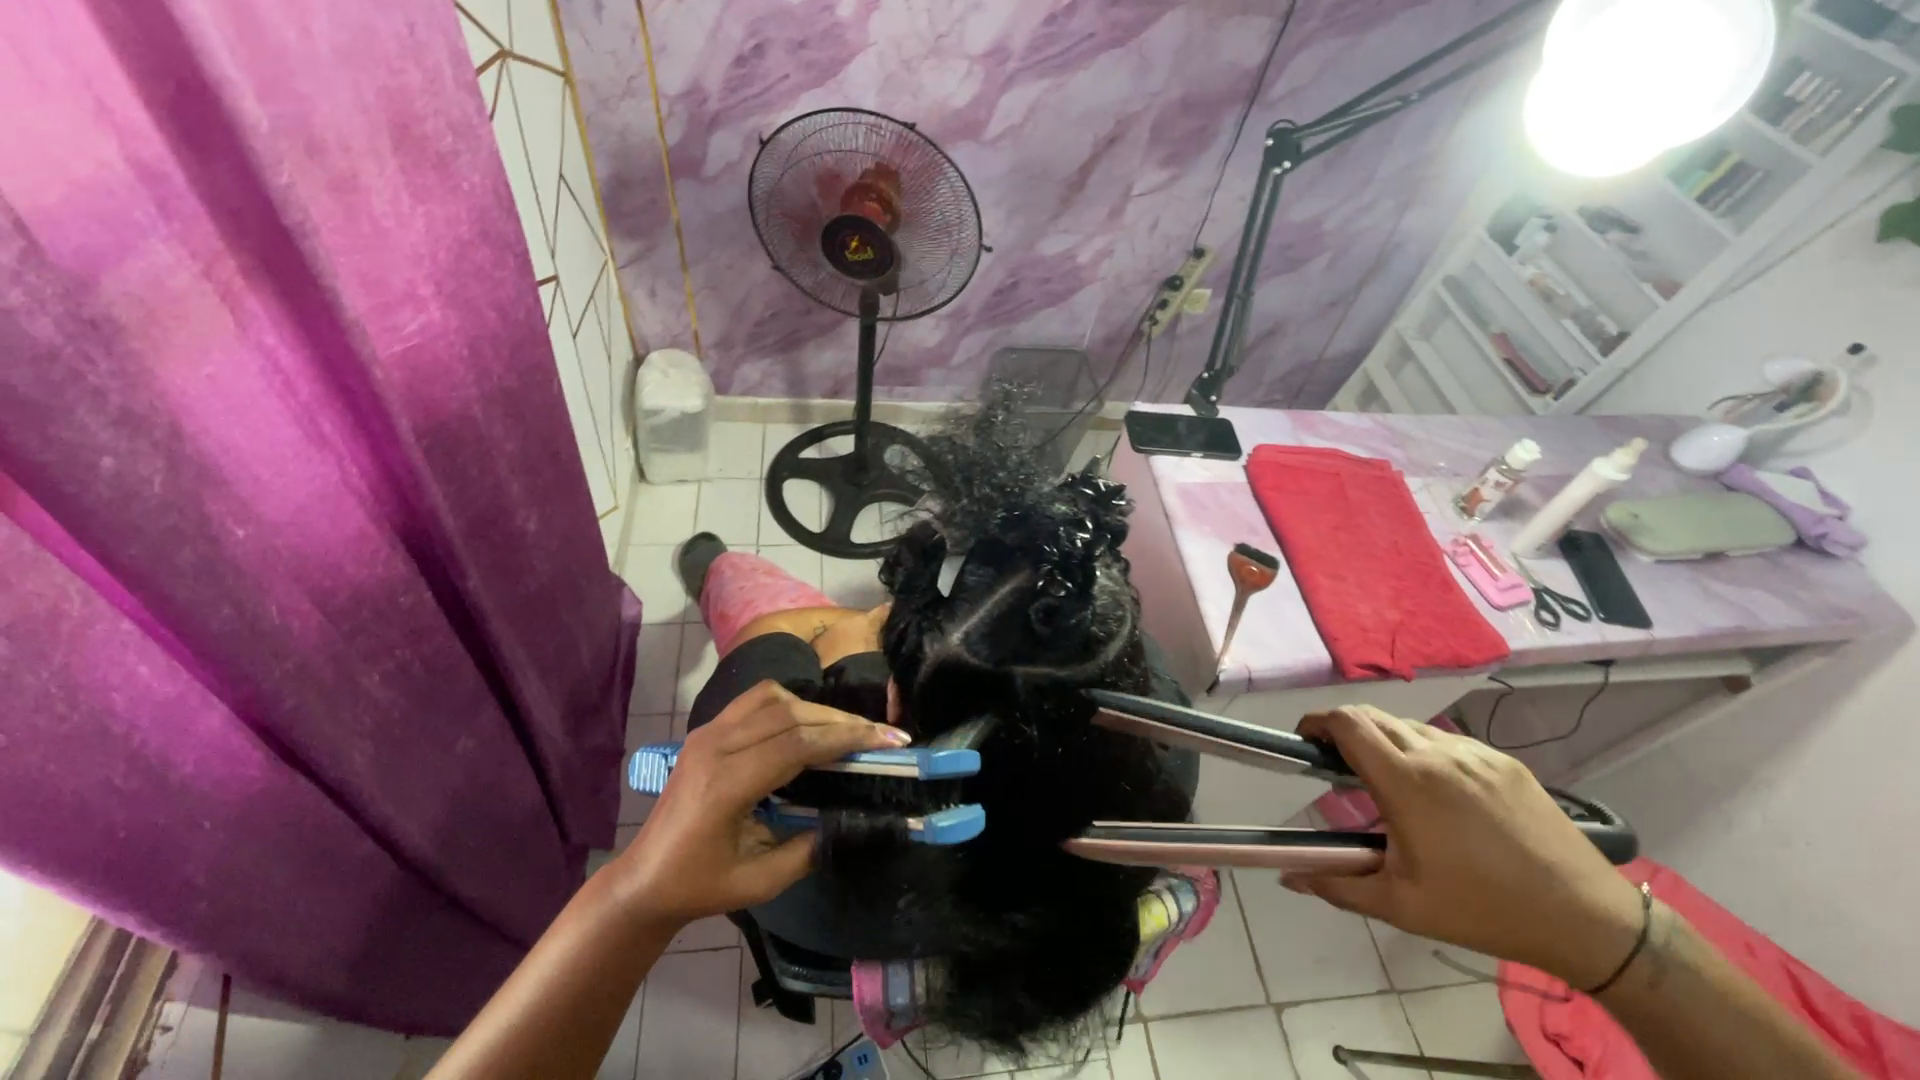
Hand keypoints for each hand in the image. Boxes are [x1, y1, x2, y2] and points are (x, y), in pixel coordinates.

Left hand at [610, 680, 909, 925]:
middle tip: (880, 734)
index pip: (797, 744)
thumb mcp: (760, 881)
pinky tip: (807, 726)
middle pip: (790, 714)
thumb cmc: (700, 886)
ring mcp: (706, 734)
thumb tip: (849, 820)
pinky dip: (788, 705)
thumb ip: (808, 849)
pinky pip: (753, 702)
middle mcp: (715, 747)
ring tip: (846, 730)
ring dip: (815, 709)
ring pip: (772, 698)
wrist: (643, 879)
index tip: (886, 740)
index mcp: (726, 784)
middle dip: (841, 721)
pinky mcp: (704, 732)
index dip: (846, 738)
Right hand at [1282, 706, 1644, 987]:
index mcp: (1407, 782)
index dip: (1318, 722)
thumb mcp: (1401, 905)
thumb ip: (1337, 885)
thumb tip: (1290, 876)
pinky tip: (1435, 794)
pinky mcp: (1506, 763)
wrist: (1585, 917)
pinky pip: (1449, 742)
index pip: (1348, 723)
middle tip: (1334, 764)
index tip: (1304, 740)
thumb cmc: (1482, 911)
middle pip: (1374, 716)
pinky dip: (1424, 753)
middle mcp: (1439, 754)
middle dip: (1344, 730)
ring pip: (1412, 727)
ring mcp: (1477, 754)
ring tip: (1385, 783)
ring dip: (1385, 741)